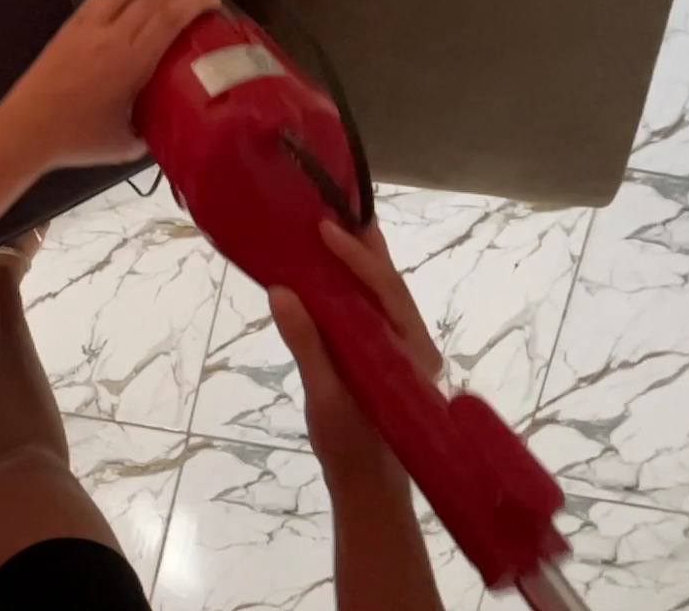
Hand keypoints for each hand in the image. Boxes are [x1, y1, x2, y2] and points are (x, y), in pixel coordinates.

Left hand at [0, 0, 218, 168]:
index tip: (212, 0)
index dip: (194, 4)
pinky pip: (93, 5)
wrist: (26, 128)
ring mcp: (84, 31)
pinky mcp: (65, 33)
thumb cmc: (77, 139)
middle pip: (151, 0)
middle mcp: (110, 37)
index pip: (170, 19)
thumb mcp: (125, 144)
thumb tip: (166, 126)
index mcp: (131, 62)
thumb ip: (150, 132)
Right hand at [268, 221, 441, 483]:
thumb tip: (281, 290)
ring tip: (324, 221)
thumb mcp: (326, 398)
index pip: (387, 289)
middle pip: (388, 280)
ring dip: (354, 255)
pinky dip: (344, 276)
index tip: (325, 228)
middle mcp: (408, 339)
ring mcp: (394, 344)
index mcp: (407, 350)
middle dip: (362, 242)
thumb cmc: (350, 445)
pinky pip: (364, 302)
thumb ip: (307, 345)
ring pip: (379, 289)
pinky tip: (319, 264)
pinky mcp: (376, 349)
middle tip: (329, 204)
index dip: (358, 256)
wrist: (367, 483)